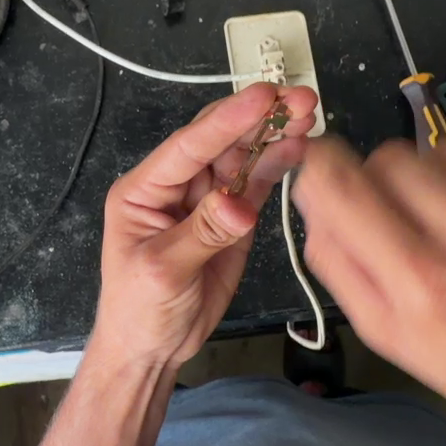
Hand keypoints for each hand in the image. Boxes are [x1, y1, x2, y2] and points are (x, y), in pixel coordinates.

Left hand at [88, 83, 319, 375]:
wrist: (152, 348)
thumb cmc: (139, 309)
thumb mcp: (163, 271)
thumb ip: (201, 234)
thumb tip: (238, 206)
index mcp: (144, 189)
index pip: (188, 146)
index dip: (226, 120)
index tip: (261, 97)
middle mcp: (175, 185)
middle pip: (218, 142)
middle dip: (256, 117)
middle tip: (297, 97)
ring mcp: (205, 200)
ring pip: (241, 157)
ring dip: (272, 135)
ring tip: (306, 112)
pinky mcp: (231, 219)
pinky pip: (254, 185)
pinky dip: (276, 164)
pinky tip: (298, 146)